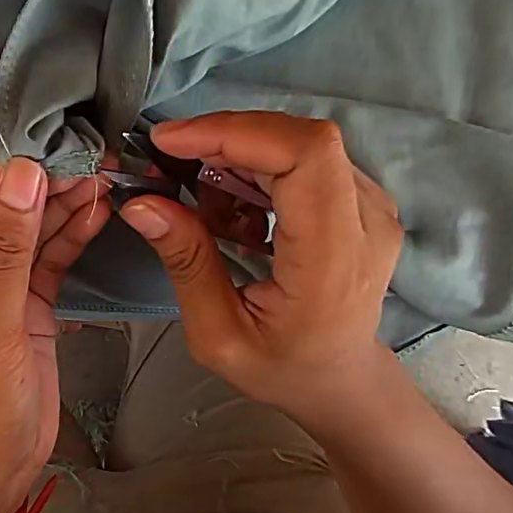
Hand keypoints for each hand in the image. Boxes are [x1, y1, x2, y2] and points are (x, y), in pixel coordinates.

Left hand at [0, 154, 109, 512]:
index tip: (33, 149)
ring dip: (59, 206)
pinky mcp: (30, 306)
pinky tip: (98, 210)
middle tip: (82, 156)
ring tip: (100, 174)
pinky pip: (48, 261)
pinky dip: (71, 237)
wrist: (0, 474)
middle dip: (34, 186)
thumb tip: (22, 175)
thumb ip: (5, 251)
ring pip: (26, 234)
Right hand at [117, 113, 402, 427]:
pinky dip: (255, 167)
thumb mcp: (217, 334)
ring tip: (201, 199)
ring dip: (237, 155)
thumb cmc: (280, 367)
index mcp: (333, 260)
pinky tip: (232, 207)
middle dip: (224, 138)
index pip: (303, 157)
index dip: (235, 133)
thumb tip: (141, 203)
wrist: (339, 379)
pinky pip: (304, 158)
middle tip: (170, 163)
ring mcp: (371, 206)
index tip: (170, 142)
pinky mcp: (362, 199)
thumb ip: (186, 263)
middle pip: (301, 139)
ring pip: (299, 142)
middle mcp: (367, 221)